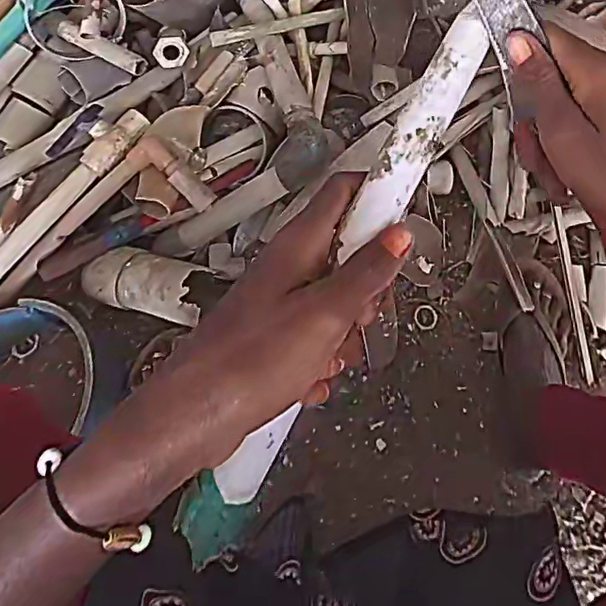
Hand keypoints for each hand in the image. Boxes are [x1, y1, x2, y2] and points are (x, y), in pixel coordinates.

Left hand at [57, 173, 408, 524]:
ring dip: (347, 330)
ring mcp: (284, 298)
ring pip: (340, 299)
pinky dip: (324, 355)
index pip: (344, 191)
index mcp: (298, 243)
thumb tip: (399, 234)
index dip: (378, 193)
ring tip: (328, 352)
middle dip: (369, 286)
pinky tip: (309, 376)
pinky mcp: (279, 332)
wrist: (198, 414)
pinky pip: (321, 333)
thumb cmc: (250, 360)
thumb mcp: (325, 314)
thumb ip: (367, 272)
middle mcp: (290, 264)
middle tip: (361, 312)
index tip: (407, 212)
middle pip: (351, 251)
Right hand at [507, 24, 605, 258]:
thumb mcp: (564, 135)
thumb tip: (519, 44)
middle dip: (531, 113)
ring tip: (555, 166)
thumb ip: (539, 86)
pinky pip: (572, 124)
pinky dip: (562, 148)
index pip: (546, 35)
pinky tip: (568, 173)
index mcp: (597, 74)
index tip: (509, 81)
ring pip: (555, 106)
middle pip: (546, 77)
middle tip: (536, 141)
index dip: (518, 54)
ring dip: (544, 138)